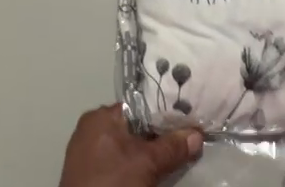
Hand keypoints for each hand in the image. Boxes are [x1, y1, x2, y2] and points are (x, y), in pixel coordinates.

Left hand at [58, 105, 202, 186]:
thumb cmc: (113, 183)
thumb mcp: (148, 164)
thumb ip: (173, 147)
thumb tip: (197, 134)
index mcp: (100, 116)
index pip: (140, 106)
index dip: (165, 113)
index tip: (186, 120)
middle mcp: (91, 130)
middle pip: (134, 127)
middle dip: (158, 136)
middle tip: (184, 140)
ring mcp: (87, 155)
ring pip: (127, 147)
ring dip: (148, 154)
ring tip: (172, 157)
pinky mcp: (88, 176)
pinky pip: (117, 163)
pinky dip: (134, 166)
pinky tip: (151, 173)